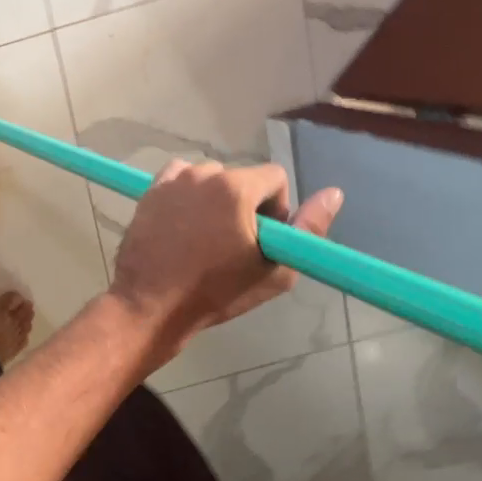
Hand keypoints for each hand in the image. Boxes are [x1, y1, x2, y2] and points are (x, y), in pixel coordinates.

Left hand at [107, 161, 342, 365]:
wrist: (150, 306)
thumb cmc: (215, 292)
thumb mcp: (274, 271)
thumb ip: (308, 230)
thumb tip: (333, 194)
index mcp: (234, 187)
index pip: (275, 177)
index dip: (276, 208)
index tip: (263, 238)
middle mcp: (200, 174)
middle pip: (240, 178)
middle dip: (245, 204)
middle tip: (233, 243)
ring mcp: (170, 183)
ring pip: (208, 179)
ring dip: (214, 200)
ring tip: (206, 238)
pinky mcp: (147, 195)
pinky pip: (177, 181)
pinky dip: (186, 196)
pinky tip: (183, 225)